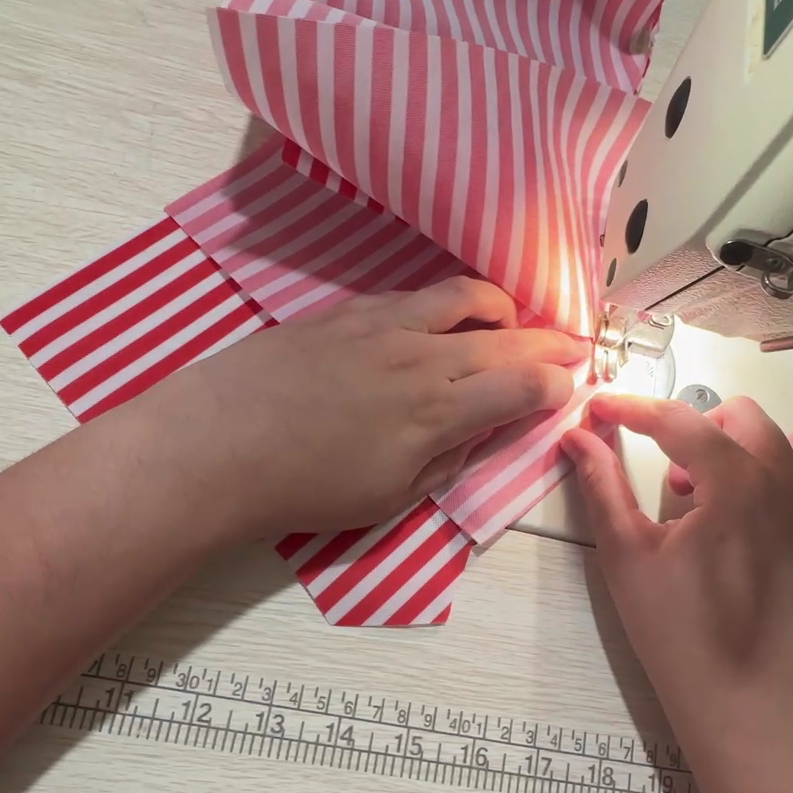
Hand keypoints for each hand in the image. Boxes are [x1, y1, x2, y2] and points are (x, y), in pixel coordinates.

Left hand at [136, 277, 587, 538]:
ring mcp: (384, 324)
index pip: (522, 385)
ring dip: (500, 308)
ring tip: (509, 320)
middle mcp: (424, 355)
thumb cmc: (307, 488)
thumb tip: (473, 433)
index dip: (556, 384)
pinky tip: (439, 317)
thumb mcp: (389, 497)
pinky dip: (446, 302)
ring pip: (462, 296)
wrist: (222, 443)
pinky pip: (413, 295)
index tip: (570, 386)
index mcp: (440, 410)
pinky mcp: (347, 311)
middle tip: (570, 345)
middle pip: (506, 336)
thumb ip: (444, 461)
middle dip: (548, 341)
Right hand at [559, 394, 792, 770]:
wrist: (753, 707)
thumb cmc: (679, 635)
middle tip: (673, 482)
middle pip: (742, 417)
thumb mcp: (628, 558)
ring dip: (746, 454)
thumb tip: (577, 436)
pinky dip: (785, 481)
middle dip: (697, 431)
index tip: (601, 409)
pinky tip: (762, 523)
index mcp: (736, 482)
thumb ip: (603, 486)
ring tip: (720, 504)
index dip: (632, 408)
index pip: (678, 419)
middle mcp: (791, 481)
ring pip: (788, 443)